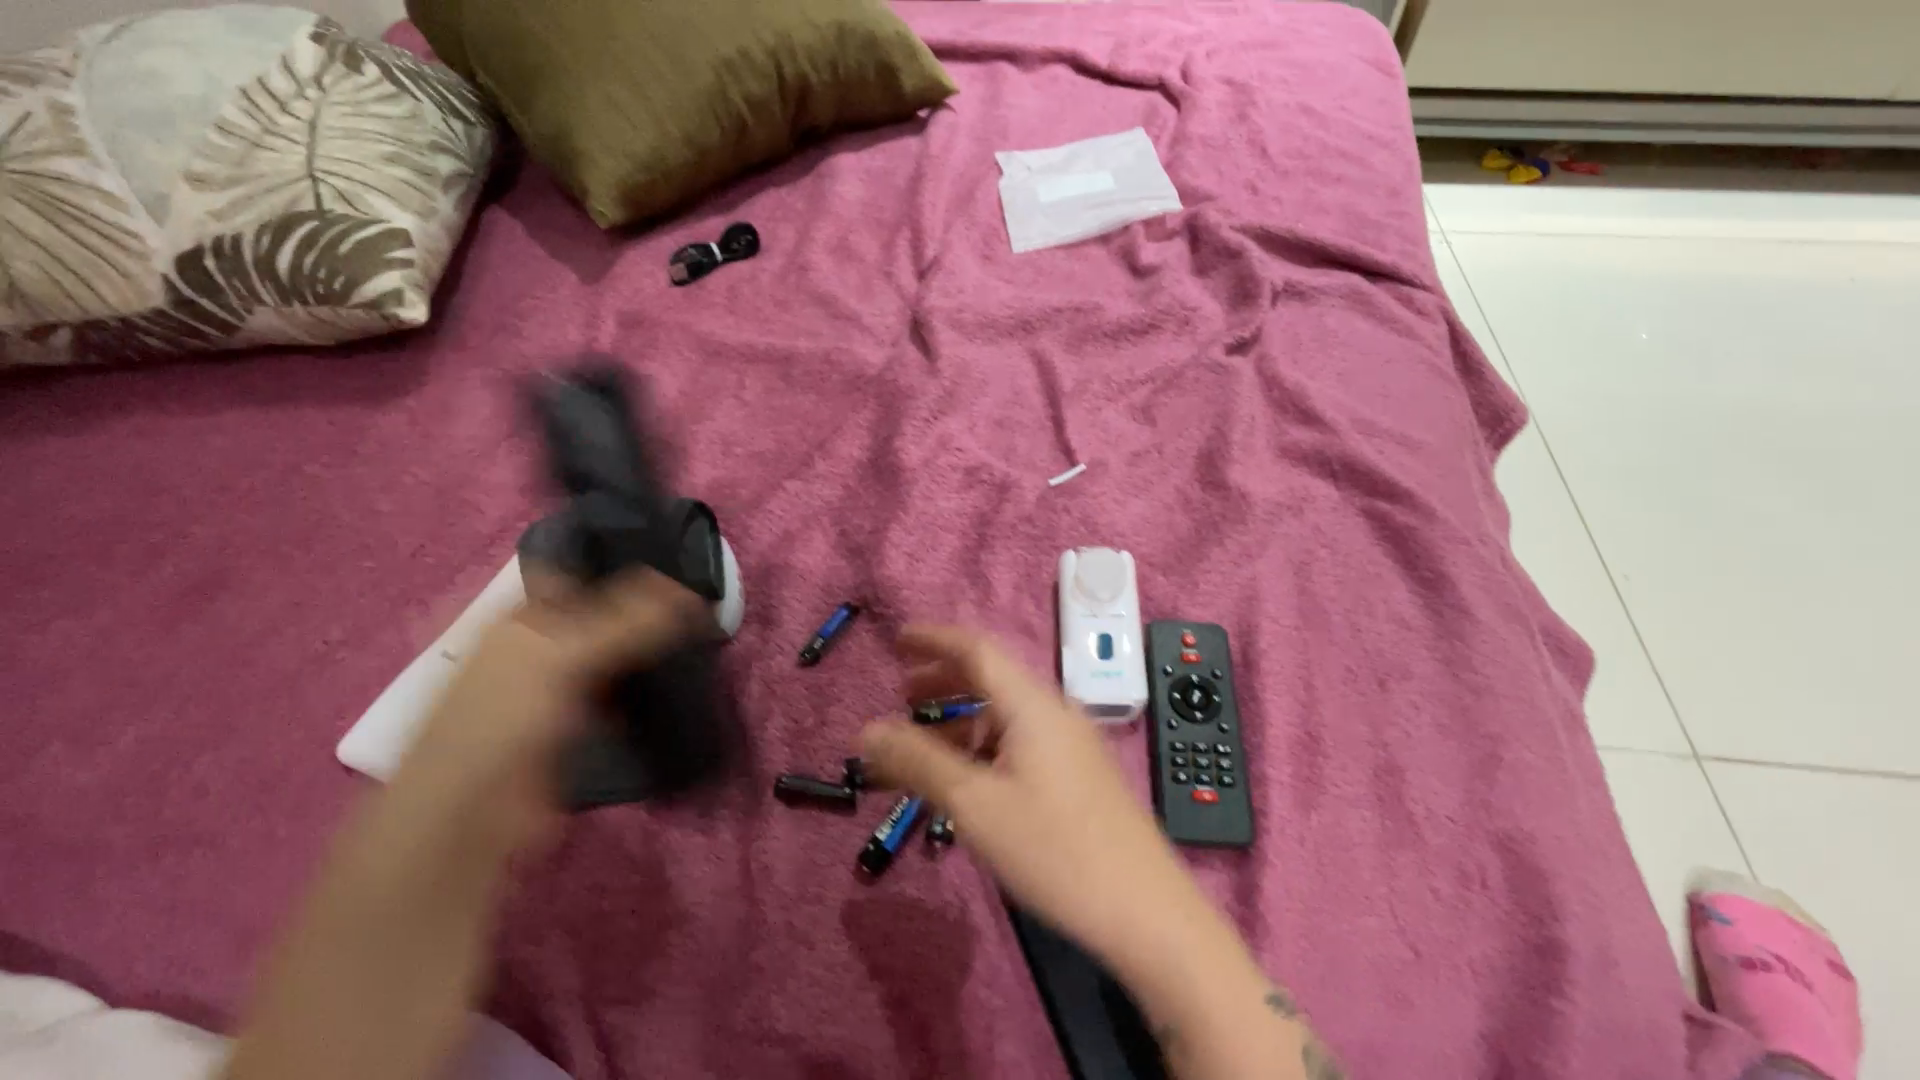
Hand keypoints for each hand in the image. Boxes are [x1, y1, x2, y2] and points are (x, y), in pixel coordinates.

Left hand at [396, 568, 711, 851]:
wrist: (472, 818)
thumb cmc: (501, 719)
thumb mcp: (561, 654)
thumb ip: (627, 620)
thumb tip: (690, 591)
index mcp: (521, 617)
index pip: (581, 575)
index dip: (626, 567)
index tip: (680, 565)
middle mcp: (540, 647)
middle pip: (605, 617)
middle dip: (649, 612)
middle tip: (705, 602)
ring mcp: (560, 691)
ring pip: (617, 659)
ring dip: (653, 654)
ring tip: (706, 637)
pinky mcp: (581, 730)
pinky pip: (624, 700)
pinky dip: (650, 694)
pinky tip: (685, 684)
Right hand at [858, 626, 1210, 966]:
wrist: (1145, 912)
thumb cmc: (1054, 850)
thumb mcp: (974, 804)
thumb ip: (918, 761)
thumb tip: (866, 730)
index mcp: (1033, 705)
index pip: (978, 650)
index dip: (933, 640)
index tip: (896, 641)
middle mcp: (1055, 715)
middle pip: (992, 679)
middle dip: (943, 680)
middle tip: (900, 694)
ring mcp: (1071, 748)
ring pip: (1005, 716)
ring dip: (960, 719)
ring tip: (921, 743)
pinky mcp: (1077, 780)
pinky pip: (1019, 744)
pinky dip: (982, 747)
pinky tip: (964, 780)